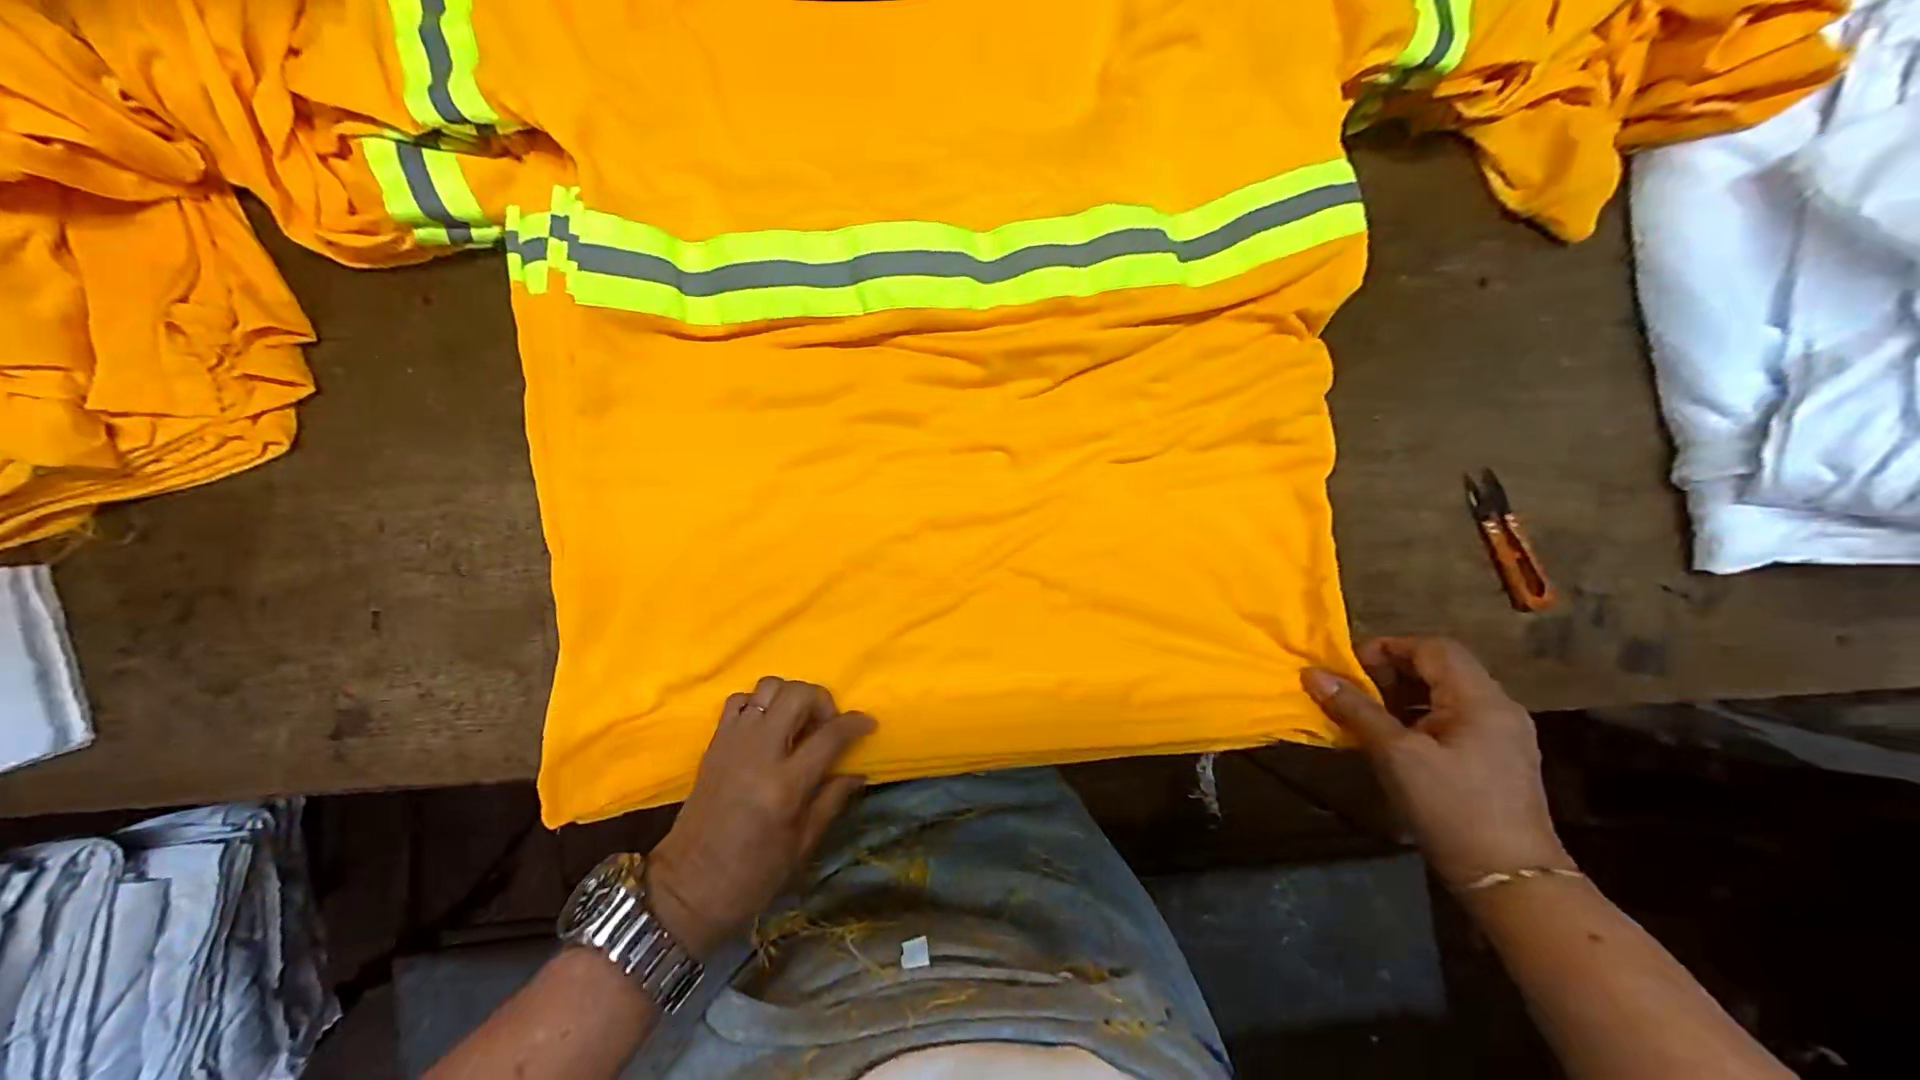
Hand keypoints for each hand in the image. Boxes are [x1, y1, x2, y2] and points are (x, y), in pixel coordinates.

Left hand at [646, 677, 875, 958]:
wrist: (687, 887)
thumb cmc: (752, 875)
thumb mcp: (802, 844)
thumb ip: (832, 800)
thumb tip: (858, 772)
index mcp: (785, 785)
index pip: (830, 735)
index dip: (856, 724)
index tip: (868, 723)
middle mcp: (758, 753)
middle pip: (797, 694)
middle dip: (822, 700)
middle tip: (826, 725)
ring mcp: (732, 743)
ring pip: (768, 687)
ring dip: (790, 697)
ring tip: (798, 723)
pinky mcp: (714, 744)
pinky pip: (739, 700)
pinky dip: (758, 703)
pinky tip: (767, 727)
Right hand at [1302, 637, 1572, 888]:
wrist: (1510, 879)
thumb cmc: (1451, 808)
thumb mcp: (1396, 756)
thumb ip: (1356, 710)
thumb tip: (1313, 674)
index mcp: (1480, 699)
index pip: (1433, 647)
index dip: (1388, 648)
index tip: (1350, 666)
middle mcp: (1498, 708)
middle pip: (1441, 668)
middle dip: (1392, 671)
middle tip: (1353, 690)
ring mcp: (1502, 735)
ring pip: (1445, 694)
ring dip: (1403, 695)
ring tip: (1366, 714)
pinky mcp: (1496, 759)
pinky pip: (1452, 720)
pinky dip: (1418, 718)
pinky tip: (1393, 740)